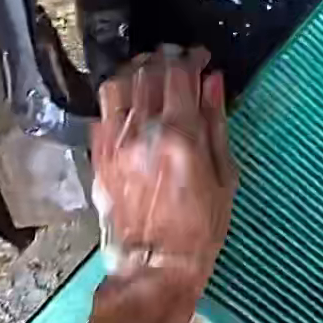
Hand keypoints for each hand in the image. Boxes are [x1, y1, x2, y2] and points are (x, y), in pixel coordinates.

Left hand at [91, 47, 236, 303]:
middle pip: (147, 72)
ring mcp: (113, 142)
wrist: (154, 265)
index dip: (192, 57)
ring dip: (138, 71)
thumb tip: (213, 81)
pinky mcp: (98, 156)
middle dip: (166, 58)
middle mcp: (141, 130)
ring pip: (118, 84)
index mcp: (179, 134)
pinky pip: (103, 111)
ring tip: (152, 75)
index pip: (179, 73)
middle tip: (180, 62)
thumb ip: (216, 122)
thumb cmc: (200, 227)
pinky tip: (132, 104)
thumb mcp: (224, 175)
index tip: (202, 57)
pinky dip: (120, 97)